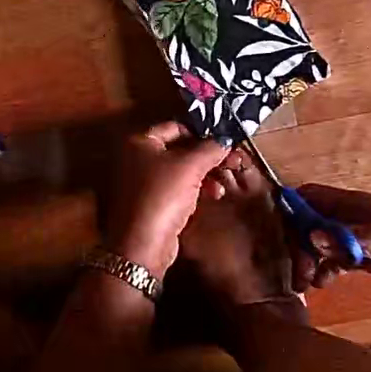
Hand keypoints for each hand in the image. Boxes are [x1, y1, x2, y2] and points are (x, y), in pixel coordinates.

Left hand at [105, 121, 231, 276]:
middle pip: (179, 149)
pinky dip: (195, 188)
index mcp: (140, 142)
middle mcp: (137, 158)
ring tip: (226, 180)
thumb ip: (210, 148)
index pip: (175, 126)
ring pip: (181, 170)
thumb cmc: (163, 195)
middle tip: (233, 160)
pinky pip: (177, 187)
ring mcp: (143, 182)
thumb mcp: (191, 167)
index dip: (201, 131)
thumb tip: (226, 139)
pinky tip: (215, 194)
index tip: (224, 138)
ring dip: (205, 173)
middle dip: (207, 155)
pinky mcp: (151, 202)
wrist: (142, 245)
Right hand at [295, 185, 370, 308]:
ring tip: (307, 283)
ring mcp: (357, 237)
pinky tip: (323, 284)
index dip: (292, 210)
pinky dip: (324, 269)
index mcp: (355, 204)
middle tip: (299, 273)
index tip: (281, 236)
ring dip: (309, 259)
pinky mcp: (364, 257)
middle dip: (299, 243)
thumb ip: (353, 238)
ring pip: (319, 242)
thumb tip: (312, 236)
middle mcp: (351, 217)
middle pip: (310, 222)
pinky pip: (333, 259)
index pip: (311, 196)